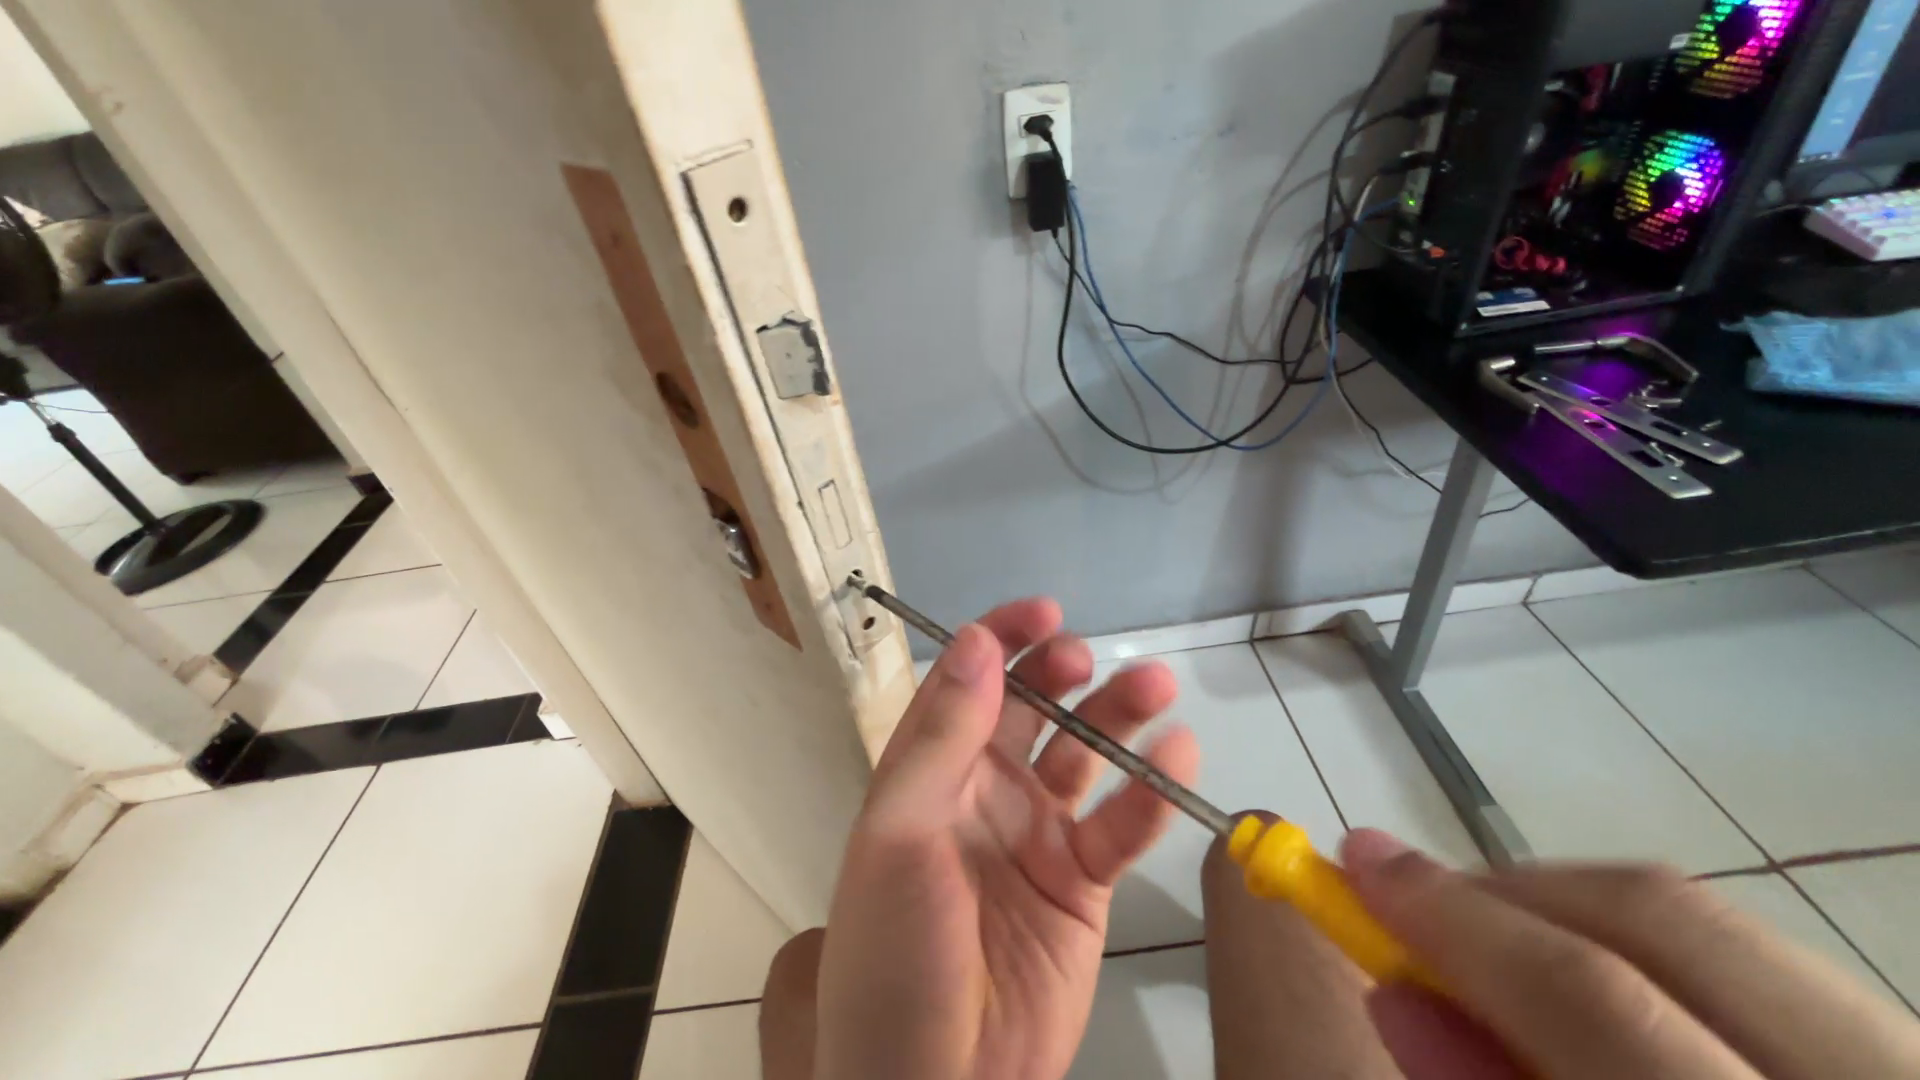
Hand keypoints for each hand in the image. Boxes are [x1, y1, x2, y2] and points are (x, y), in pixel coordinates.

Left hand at [813, 598, 1197, 1079]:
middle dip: (1061, 674)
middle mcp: (983, 791)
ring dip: (1119, 718)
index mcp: (930, 773)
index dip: (1001, 640)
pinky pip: (1121, 826)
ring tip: (1156, 688)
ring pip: (1085, 756)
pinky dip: (1149, 794)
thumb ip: (939, 739)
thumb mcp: (898, 835)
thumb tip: (976, 643)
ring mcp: (1036, 834)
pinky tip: (1177, 761)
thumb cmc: (895, 950)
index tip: (1043, 612)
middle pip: (1031, 710)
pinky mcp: (1082, 882)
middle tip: (1088, 658)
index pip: (966, 684)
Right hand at [1342, 829, 1919, 1079]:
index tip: (1360, 864)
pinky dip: (1653, 959)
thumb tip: (1391, 984)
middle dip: (1511, 888)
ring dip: (1577, 918)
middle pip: (1669, 919)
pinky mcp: (1915, 1057)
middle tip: (1416, 898)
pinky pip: (1766, 972)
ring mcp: (1917, 1071)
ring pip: (1722, 931)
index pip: (1593, 1001)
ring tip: (1501, 958)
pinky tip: (1610, 1010)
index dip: (1453, 916)